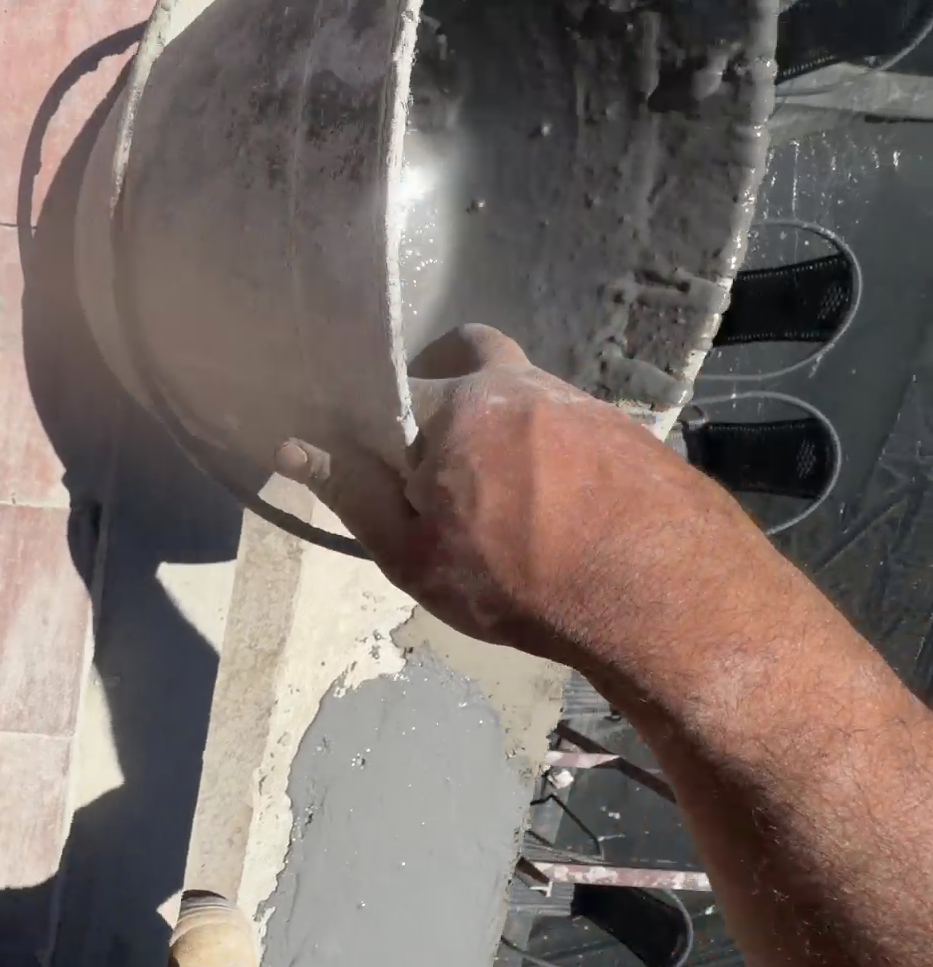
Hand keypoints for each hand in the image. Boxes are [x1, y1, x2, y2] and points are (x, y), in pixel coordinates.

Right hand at [276, 324, 757, 662]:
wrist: (676, 612)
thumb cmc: (516, 583)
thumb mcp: (411, 552)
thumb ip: (351, 492)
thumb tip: (291, 446)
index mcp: (456, 407)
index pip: (385, 385)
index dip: (366, 418)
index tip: (365, 456)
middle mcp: (521, 385)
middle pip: (462, 354)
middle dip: (433, 385)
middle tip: (426, 452)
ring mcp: (584, 402)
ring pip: (515, 387)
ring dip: (489, 421)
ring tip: (491, 495)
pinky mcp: (630, 430)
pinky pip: (560, 418)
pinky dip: (537, 444)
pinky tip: (546, 504)